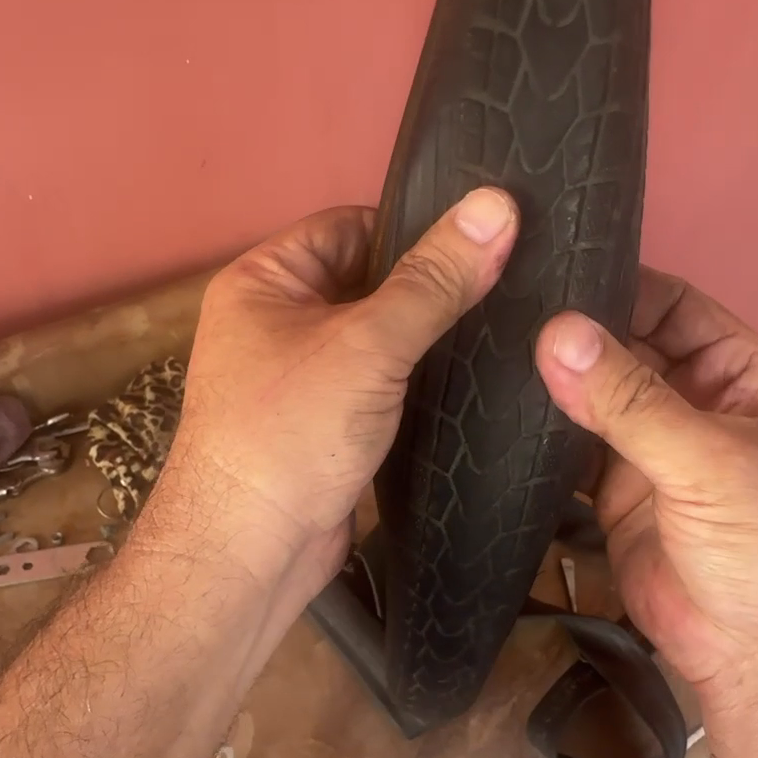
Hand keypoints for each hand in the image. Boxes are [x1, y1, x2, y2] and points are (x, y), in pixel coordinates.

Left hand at [140, 189, 518, 608]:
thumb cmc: (290, 434)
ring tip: (500, 329)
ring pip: (376, 341)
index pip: (348, 227)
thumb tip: (496, 207)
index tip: (478, 243)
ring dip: (424, 341)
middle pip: (365, 284)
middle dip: (425, 290)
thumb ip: (433, 283)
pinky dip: (414, 384)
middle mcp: (277, 323)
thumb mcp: (367, 345)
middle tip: (504, 284)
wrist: (253, 550)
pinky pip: (377, 386)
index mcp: (264, 282)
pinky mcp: (327, 426)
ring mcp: (301, 379)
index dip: (411, 231)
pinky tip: (466, 381)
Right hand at [534, 270, 757, 712]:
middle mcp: (690, 405)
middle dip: (573, 338)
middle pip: (623, 353)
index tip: (546, 274)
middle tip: (494, 314)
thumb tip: (555, 332)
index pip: (672, 307)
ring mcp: (648, 454)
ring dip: (550, 390)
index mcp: (737, 374)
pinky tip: (497, 422)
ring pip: (591, 406)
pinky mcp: (612, 500)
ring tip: (482, 357)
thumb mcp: (709, 460)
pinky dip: (540, 445)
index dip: (618, 286)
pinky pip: (571, 458)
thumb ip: (629, 399)